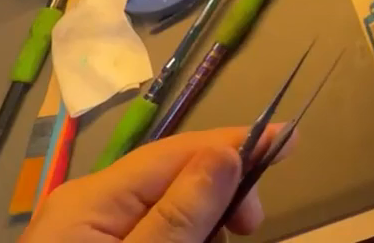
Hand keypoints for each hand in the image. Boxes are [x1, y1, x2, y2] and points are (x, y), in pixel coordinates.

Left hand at [22, 125, 293, 241]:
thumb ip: (178, 217)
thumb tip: (226, 153)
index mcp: (90, 200)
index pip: (179, 150)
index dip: (235, 142)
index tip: (288, 140)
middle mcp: (86, 207)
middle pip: (173, 176)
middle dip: (220, 191)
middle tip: (254, 227)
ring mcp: (85, 235)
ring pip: (166, 207)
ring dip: (204, 222)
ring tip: (227, 241)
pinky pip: (150, 232)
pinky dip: (182, 239)